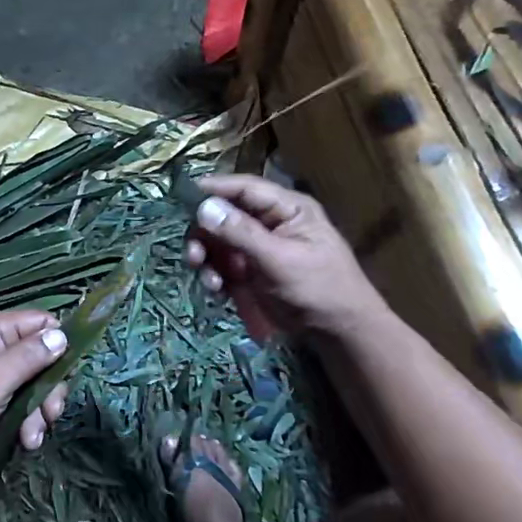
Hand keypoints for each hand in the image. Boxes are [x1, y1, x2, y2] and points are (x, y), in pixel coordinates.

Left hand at [0, 309, 69, 467]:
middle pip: (46, 358)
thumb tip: (63, 336)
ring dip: (40, 413)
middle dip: (50, 391)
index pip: (44, 323)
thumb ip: (29, 358)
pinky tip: (26, 441)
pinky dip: (29, 422)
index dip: (59, 346)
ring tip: (31, 438)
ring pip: (39, 385)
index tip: (63, 374)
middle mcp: (1, 346)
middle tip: (49, 415)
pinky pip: (25, 403)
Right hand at [184, 174, 384, 336]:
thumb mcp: (279, 260)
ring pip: (219, 242)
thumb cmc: (319, 289)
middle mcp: (270, 223)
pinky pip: (223, 266)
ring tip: (211, 282)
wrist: (339, 333)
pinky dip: (215, 276)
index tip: (182, 198)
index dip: (213, 190)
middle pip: (224, 215)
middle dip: (205, 235)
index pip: (244, 188)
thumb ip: (241, 234)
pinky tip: (218, 292)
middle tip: (194, 257)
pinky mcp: (251, 272)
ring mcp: (259, 248)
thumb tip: (204, 207)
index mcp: (286, 209)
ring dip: (208, 259)